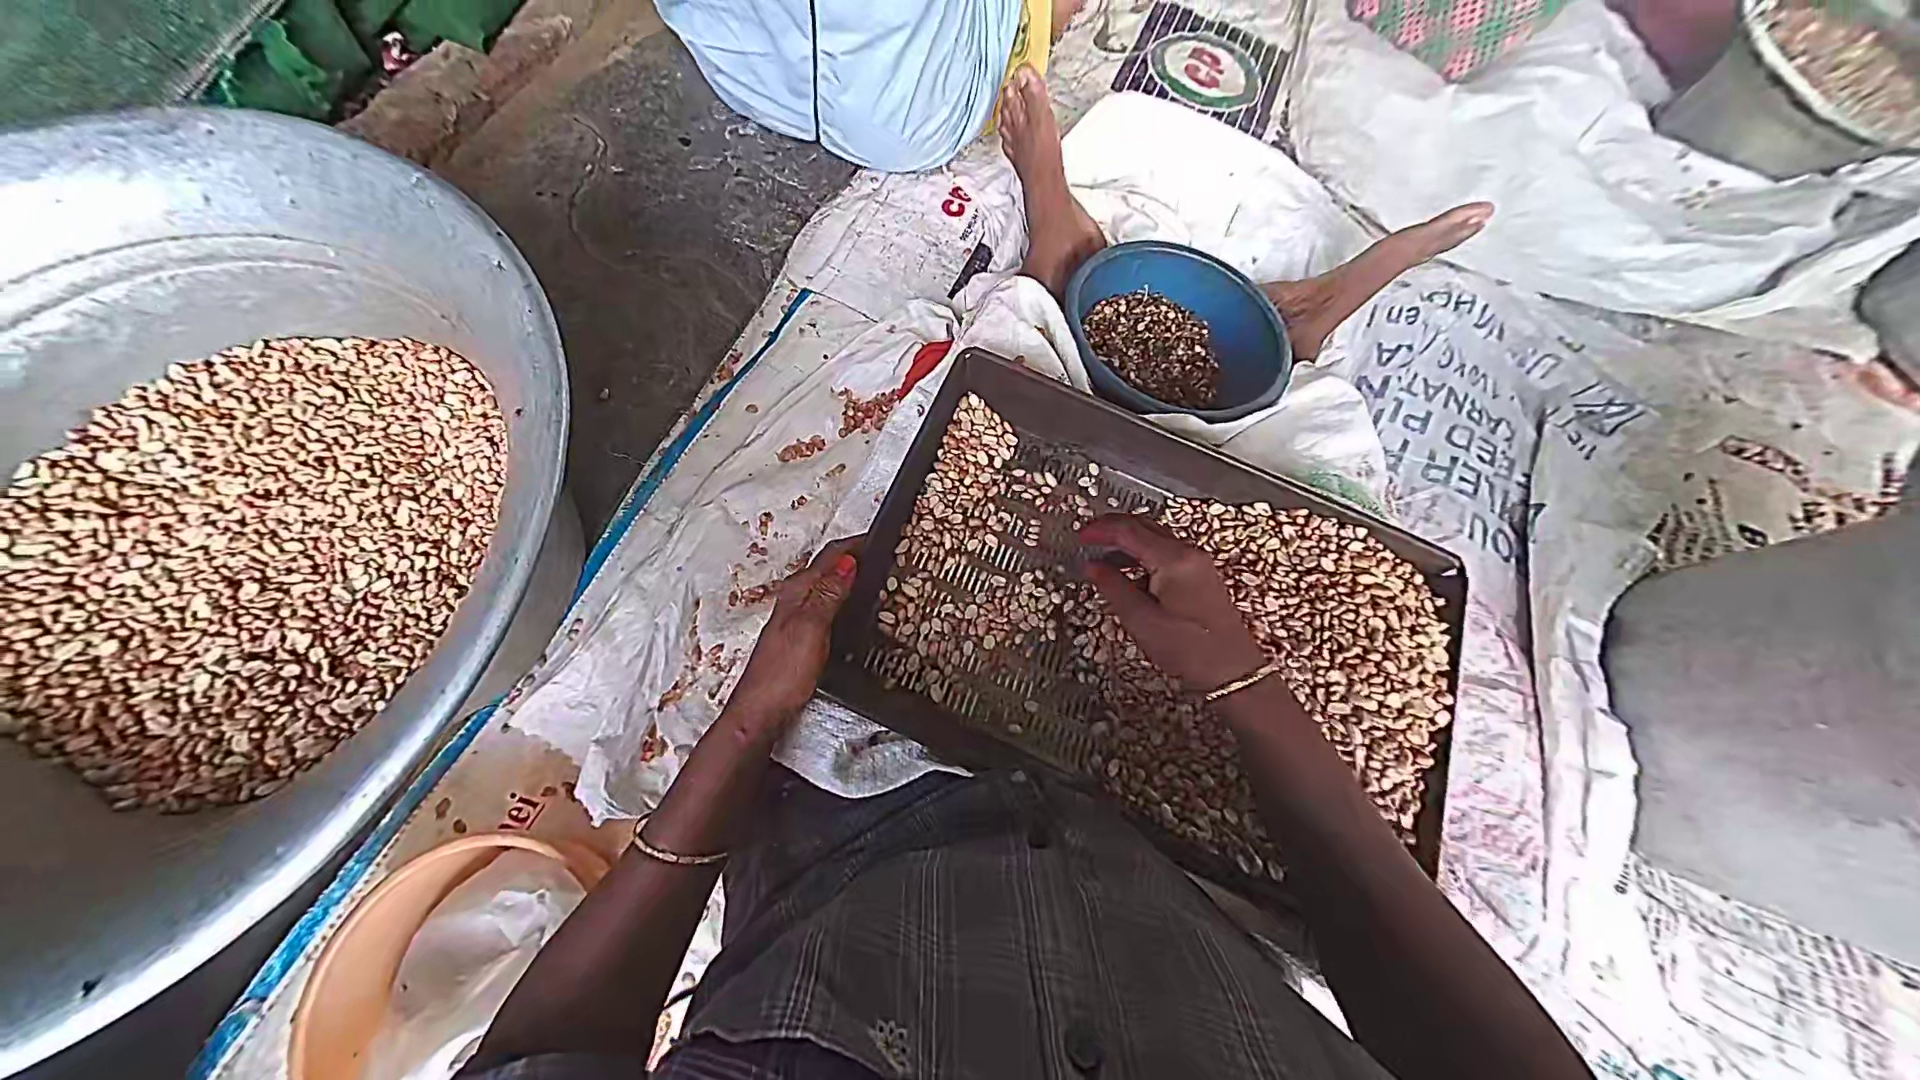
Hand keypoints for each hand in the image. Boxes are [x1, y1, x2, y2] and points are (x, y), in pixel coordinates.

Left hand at [723, 535, 863, 736]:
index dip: (856, 544)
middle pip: (829, 567)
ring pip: (829, 586)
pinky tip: (857, 608)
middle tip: (885, 554)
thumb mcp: (810, 628)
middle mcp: (796, 599)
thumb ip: (829, 594)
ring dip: (851, 577)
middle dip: (855, 556)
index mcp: (798, 591)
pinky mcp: (804, 635)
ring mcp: (799, 617)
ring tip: (878, 576)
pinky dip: (846, 599)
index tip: (881, 538)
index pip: (830, 555)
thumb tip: (848, 562)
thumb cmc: (782, 673)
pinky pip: (829, 606)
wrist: (761, 711)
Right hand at [1078, 515, 1268, 692]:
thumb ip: (1113, 587)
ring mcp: (1198, 563)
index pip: (1129, 530)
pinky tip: (1128, 574)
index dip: (1101, 529)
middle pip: (1144, 526)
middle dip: (1113, 528)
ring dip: (1127, 542)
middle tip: (1088, 538)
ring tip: (1102, 558)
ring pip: (1155, 538)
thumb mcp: (1141, 620)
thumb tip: (1092, 566)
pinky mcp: (1201, 576)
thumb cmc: (1189, 650)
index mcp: (1174, 560)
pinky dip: (1142, 555)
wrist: (1233, 673)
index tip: (1080, 536)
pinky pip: (1166, 553)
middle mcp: (1189, 553)